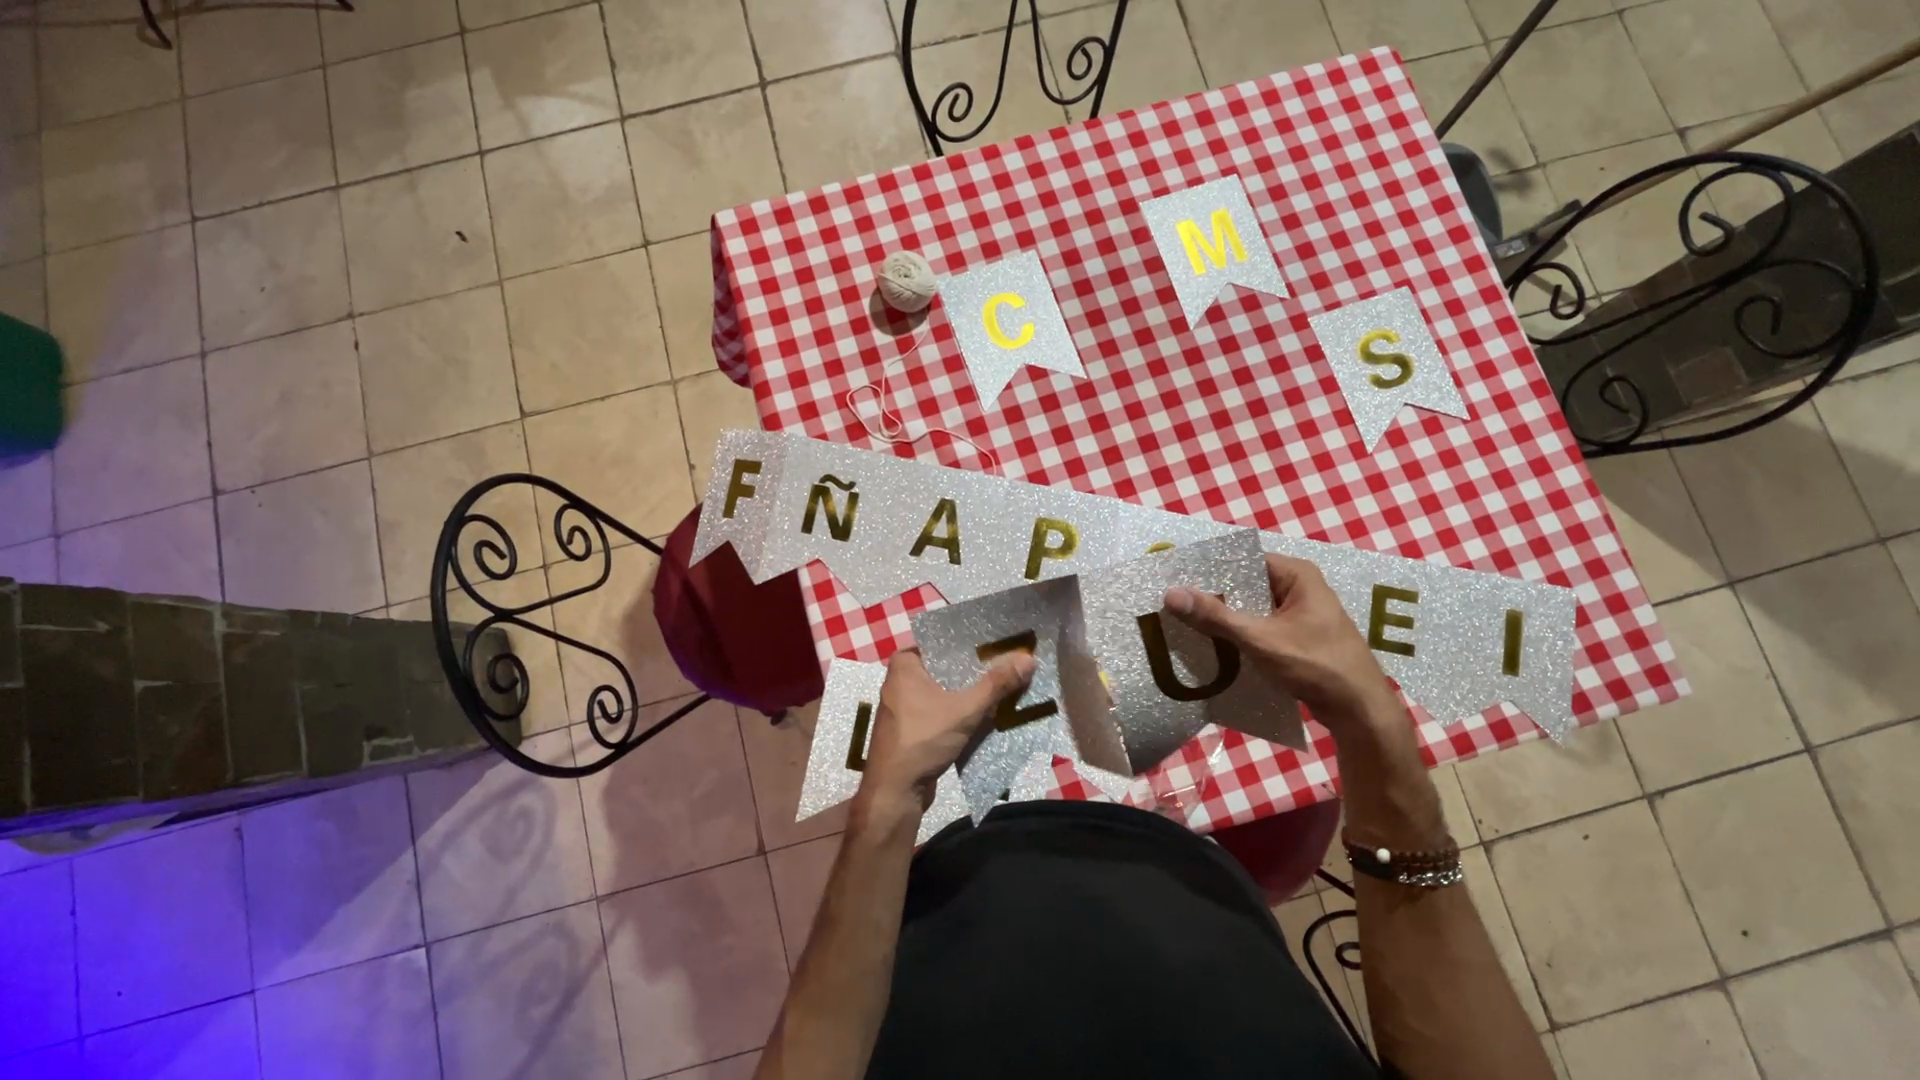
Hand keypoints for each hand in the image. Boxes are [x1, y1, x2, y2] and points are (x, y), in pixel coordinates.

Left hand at [858, 648, 1036, 813]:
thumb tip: (1028, 658)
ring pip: (948, 689)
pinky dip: (964, 710)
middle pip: (949, 666)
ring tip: (1009, 682)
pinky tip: (991, 710)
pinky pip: (944, 709)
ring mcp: (906, 704)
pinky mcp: (914, 726)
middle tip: (1014, 661)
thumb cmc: (922, 740)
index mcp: (905, 663)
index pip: (946, 641)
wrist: (895, 791)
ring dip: (974, 691)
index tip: (1005, 640)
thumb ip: (996, 684)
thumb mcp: (965, 710)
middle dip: (979, 668)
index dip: (976, 642)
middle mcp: (902, 678)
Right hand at [1164, 554, 1401, 739]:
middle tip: (1173, 605)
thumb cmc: (1315, 664)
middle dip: (1212, 597)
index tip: (1175, 579)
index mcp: (1296, 575)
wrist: (1359, 710)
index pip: (1243, 561)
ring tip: (1184, 624)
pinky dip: (1239, 636)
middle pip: (1245, 586)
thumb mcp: (1260, 638)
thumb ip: (1216, 616)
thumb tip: (1171, 593)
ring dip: (1224, 620)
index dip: (1209, 570)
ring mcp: (1299, 614)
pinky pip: (1259, 629)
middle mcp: (1299, 587)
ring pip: (1251, 610)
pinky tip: (1211, 647)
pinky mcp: (1297, 638)